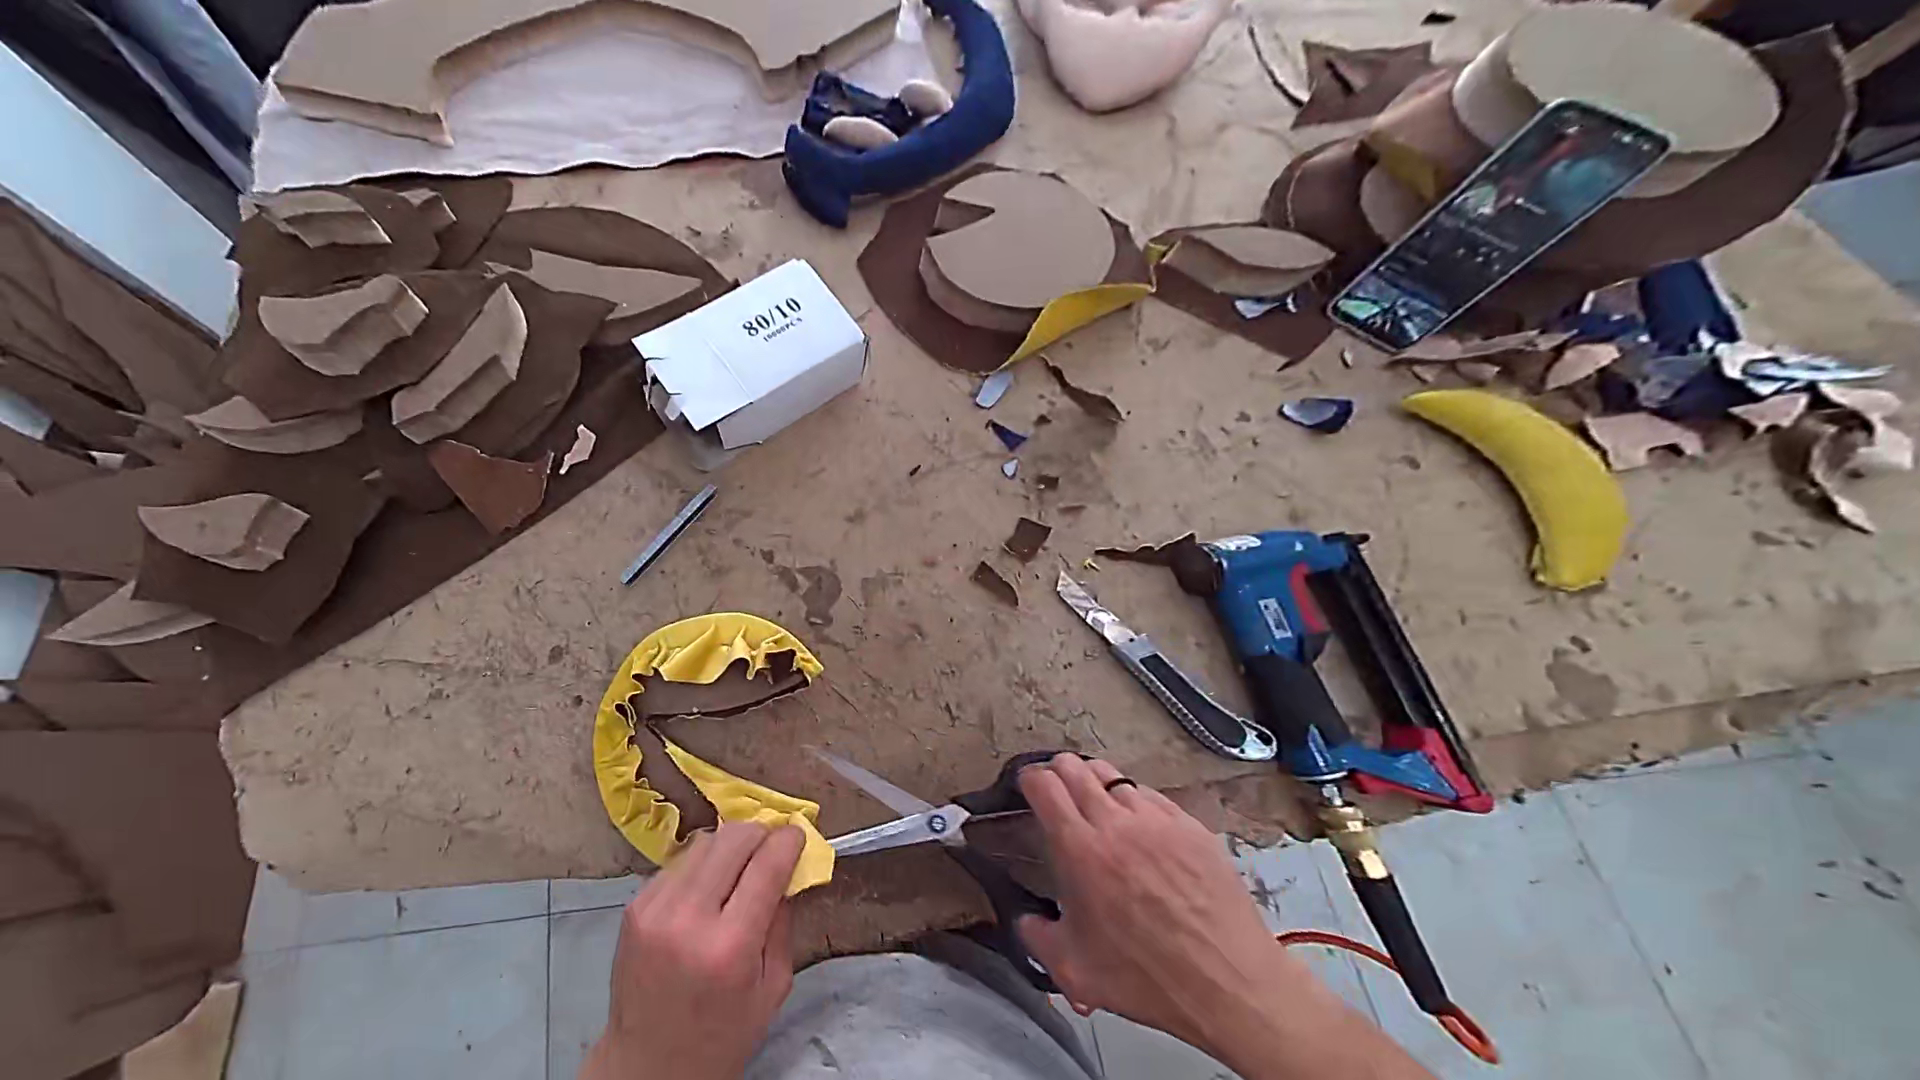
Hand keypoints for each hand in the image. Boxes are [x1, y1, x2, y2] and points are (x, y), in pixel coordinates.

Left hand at [581, 822, 803, 1079]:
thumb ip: (783, 920)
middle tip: (772, 847)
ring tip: (740, 867)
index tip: (798, 835)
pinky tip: (708, 889)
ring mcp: (655, 910)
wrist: (645, 1068)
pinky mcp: (634, 908)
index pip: (768, 863)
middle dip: (761, 833)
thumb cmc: (721, 1034)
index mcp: (730, 946)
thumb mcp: (773, 985)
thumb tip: (790, 865)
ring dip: (730, 846)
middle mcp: (688, 920)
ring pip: (706, 841)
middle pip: (734, 838)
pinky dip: (702, 864)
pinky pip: (680, 861)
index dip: (789, 840)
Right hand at [1016, 754, 1432, 1079]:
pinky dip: (1133, 800)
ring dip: (1095, 782)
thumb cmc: (1151, 979)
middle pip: (1076, 767)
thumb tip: (1025, 919)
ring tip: (1094, 801)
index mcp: (1081, 851)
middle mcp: (1117, 823)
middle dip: (1057, 769)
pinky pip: (1151, 795)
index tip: (1026, 782)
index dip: (1029, 777)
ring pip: (1114, 776)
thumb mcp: (1076, 970)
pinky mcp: (1189, 825)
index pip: (1045, 785)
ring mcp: (1157, 820)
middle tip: (1054, 785)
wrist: (1230, 983)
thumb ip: (1036, 937)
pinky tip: (1136, 822)